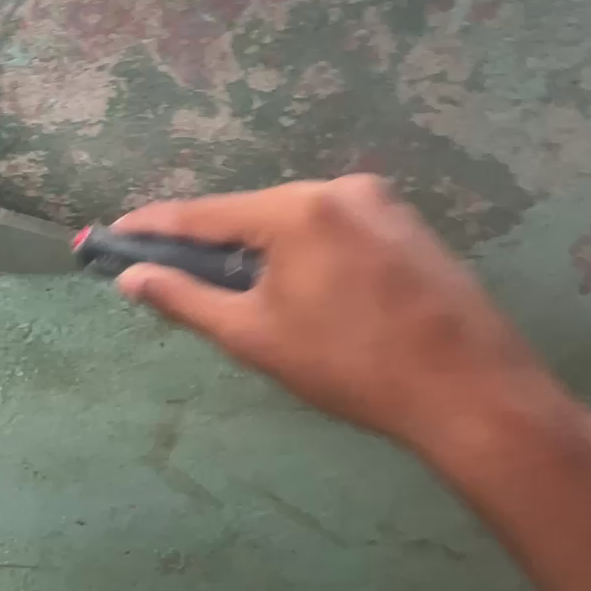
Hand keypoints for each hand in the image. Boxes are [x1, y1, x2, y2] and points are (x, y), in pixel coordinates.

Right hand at [113, 175, 554, 450]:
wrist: (479, 399)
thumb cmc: (350, 366)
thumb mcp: (250, 334)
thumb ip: (182, 297)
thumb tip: (129, 277)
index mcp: (294, 210)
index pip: (199, 214)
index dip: (150, 226)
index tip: (111, 235)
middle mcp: (336, 190)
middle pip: (244, 213)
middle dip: (204, 241)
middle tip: (169, 269)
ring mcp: (380, 204)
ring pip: (286, 219)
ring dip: (251, 246)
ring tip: (229, 284)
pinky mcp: (407, 225)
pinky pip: (326, 227)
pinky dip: (294, 248)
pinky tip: (290, 283)